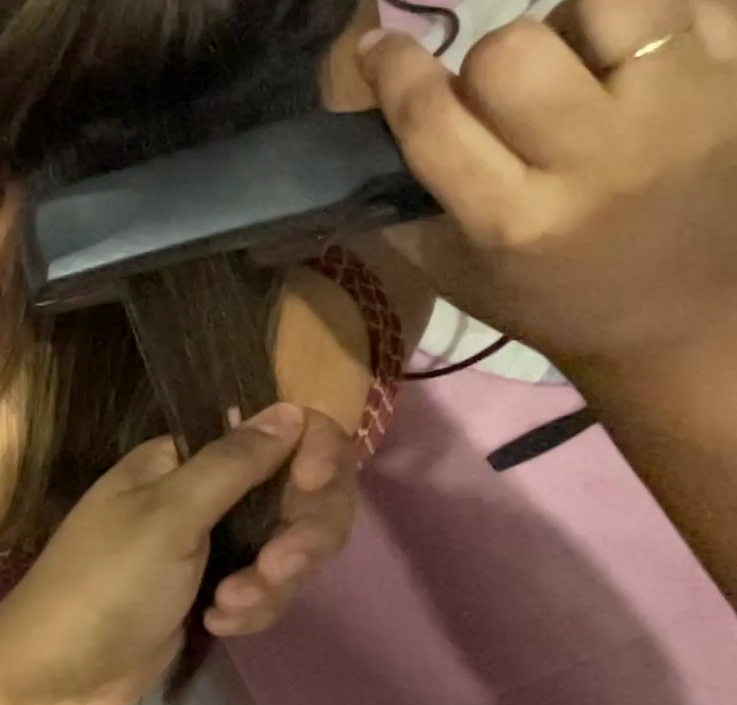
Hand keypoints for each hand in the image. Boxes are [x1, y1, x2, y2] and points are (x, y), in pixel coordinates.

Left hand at [0, 403, 308, 704]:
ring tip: (227, 606)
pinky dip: (250, 609)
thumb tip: (290, 410)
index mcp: (177, 462)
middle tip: (275, 567)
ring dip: (269, 581)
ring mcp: (205, 546)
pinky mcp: (209, 591)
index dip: (310, 453)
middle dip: (297, 536)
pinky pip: (264, 589)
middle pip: (297, 495)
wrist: (58, 669)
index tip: (313, 485)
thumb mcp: (166, 518)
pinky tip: (216, 625)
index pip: (274, 432)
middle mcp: (196, 496)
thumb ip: (231, 464)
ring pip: (286, 547)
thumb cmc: (104, 585)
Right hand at [361, 0, 736, 368]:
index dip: (395, 74)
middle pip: (512, 50)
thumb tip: (383, 124)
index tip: (376, 50)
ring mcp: (688, 108)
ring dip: (573, 24)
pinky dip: (650, 25)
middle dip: (486, 61)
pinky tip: (639, 65)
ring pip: (606, 1)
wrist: (681, 312)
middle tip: (496, 92)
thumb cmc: (546, 298)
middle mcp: (598, 159)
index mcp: (512, 219)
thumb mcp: (456, 270)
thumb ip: (418, 201)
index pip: (434, 121)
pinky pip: (690, 4)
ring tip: (578, 63)